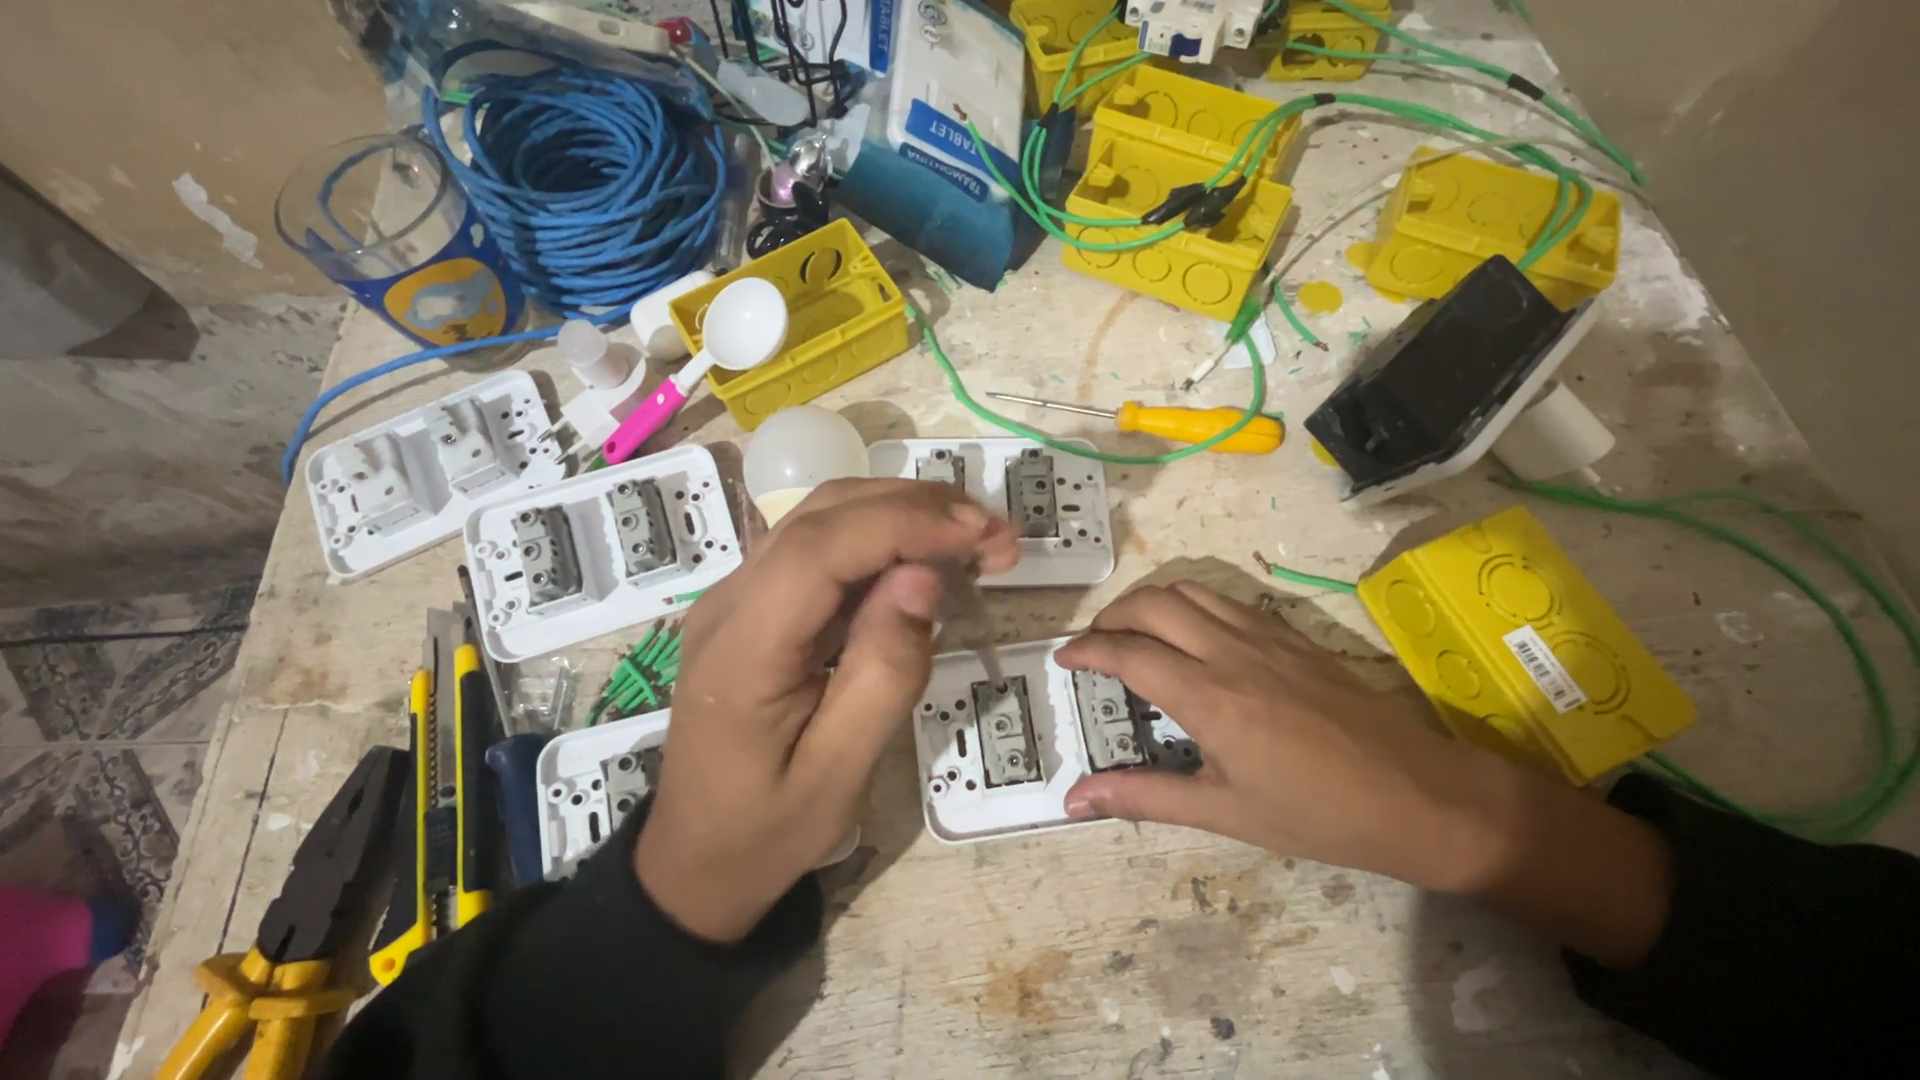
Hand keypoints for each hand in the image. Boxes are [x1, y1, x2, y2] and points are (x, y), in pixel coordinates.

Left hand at [635, 479, 1019, 942]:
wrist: (695, 859)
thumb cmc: (768, 832)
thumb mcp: (839, 776)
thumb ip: (884, 676)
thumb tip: (922, 579)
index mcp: (743, 648)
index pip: (821, 550)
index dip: (904, 525)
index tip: (981, 532)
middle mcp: (730, 602)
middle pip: (822, 515)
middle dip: (916, 508)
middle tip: (997, 534)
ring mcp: (736, 598)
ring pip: (822, 520)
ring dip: (903, 515)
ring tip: (977, 540)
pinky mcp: (755, 606)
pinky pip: (821, 551)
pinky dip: (882, 541)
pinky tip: (928, 562)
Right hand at [1056, 582, 1673, 967]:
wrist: (1419, 795)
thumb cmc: (1316, 814)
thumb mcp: (1223, 812)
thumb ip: (1143, 795)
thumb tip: (1073, 799)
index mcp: (1207, 697)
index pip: (1127, 653)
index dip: (1086, 650)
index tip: (1063, 659)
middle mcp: (1230, 652)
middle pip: (1152, 604)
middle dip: (1110, 615)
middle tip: (1094, 645)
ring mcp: (1266, 636)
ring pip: (1190, 590)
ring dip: (1150, 601)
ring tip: (1135, 631)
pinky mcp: (1294, 634)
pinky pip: (1227, 599)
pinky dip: (1192, 602)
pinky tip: (1193, 633)